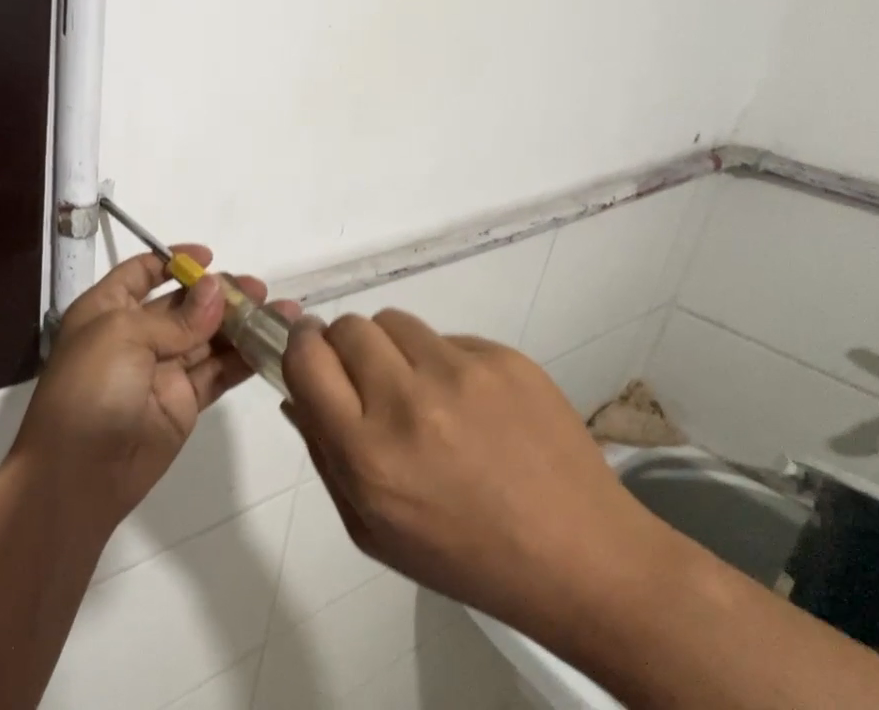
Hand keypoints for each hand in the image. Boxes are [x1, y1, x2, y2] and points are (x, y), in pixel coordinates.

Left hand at [11, 247, 264, 528]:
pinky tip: (271, 344)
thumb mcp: (123, 335)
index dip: (174, 262)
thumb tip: (218, 289)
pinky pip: (217, 372)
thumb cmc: (90, 387)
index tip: (210, 257)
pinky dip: (243, 359)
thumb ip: (177, 317)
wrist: (79, 471)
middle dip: (219, 294)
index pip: (142, 274)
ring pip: (207, 338)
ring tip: (279, 311)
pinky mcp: (184, 402)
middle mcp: (135, 335)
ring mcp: (161, 370)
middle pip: (183, 305)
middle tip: (258, 289)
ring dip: (241, 324)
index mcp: (106, 309)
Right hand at [281, 310, 665, 630]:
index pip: (305, 359)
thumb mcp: (370, 529)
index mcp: (367, 453)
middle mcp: (408, 402)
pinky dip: (443, 362)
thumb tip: (298, 395)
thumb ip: (324, 456)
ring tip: (420, 391)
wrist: (580, 557)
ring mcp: (461, 373)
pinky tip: (470, 406)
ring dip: (391, 348)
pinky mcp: (506, 360)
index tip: (309, 357)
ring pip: (393, 321)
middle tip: (366, 381)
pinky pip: (447, 337)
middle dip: (342, 347)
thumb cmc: (463, 556)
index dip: (299, 349)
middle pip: (346, 328)